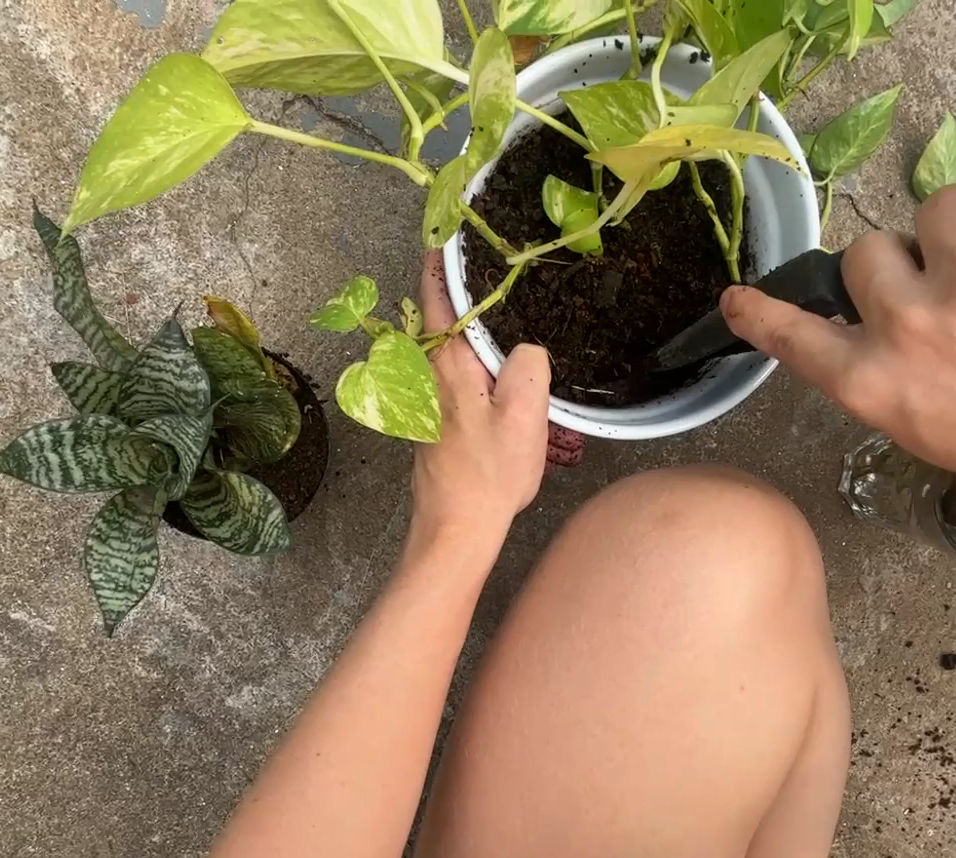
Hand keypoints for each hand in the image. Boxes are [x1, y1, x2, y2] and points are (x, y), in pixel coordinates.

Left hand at [411, 251, 551, 549]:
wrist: (456, 529)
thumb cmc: (490, 475)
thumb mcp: (524, 416)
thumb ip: (527, 366)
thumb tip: (525, 349)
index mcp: (449, 366)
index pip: (438, 297)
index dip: (440, 260)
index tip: (445, 229)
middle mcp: (429, 378)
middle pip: (438, 318)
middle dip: (454, 287)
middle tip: (485, 262)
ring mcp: (427, 402)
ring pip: (443, 348)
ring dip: (463, 324)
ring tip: (496, 308)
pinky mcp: (433, 423)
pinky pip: (450, 374)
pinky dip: (466, 356)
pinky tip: (492, 366)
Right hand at [721, 149, 955, 516]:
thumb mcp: (920, 426)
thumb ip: (878, 369)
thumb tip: (872, 309)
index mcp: (872, 383)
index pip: (796, 336)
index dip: (764, 314)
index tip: (736, 301)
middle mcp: (908, 327)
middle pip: (872, 248)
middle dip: (910, 263)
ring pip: (943, 203)